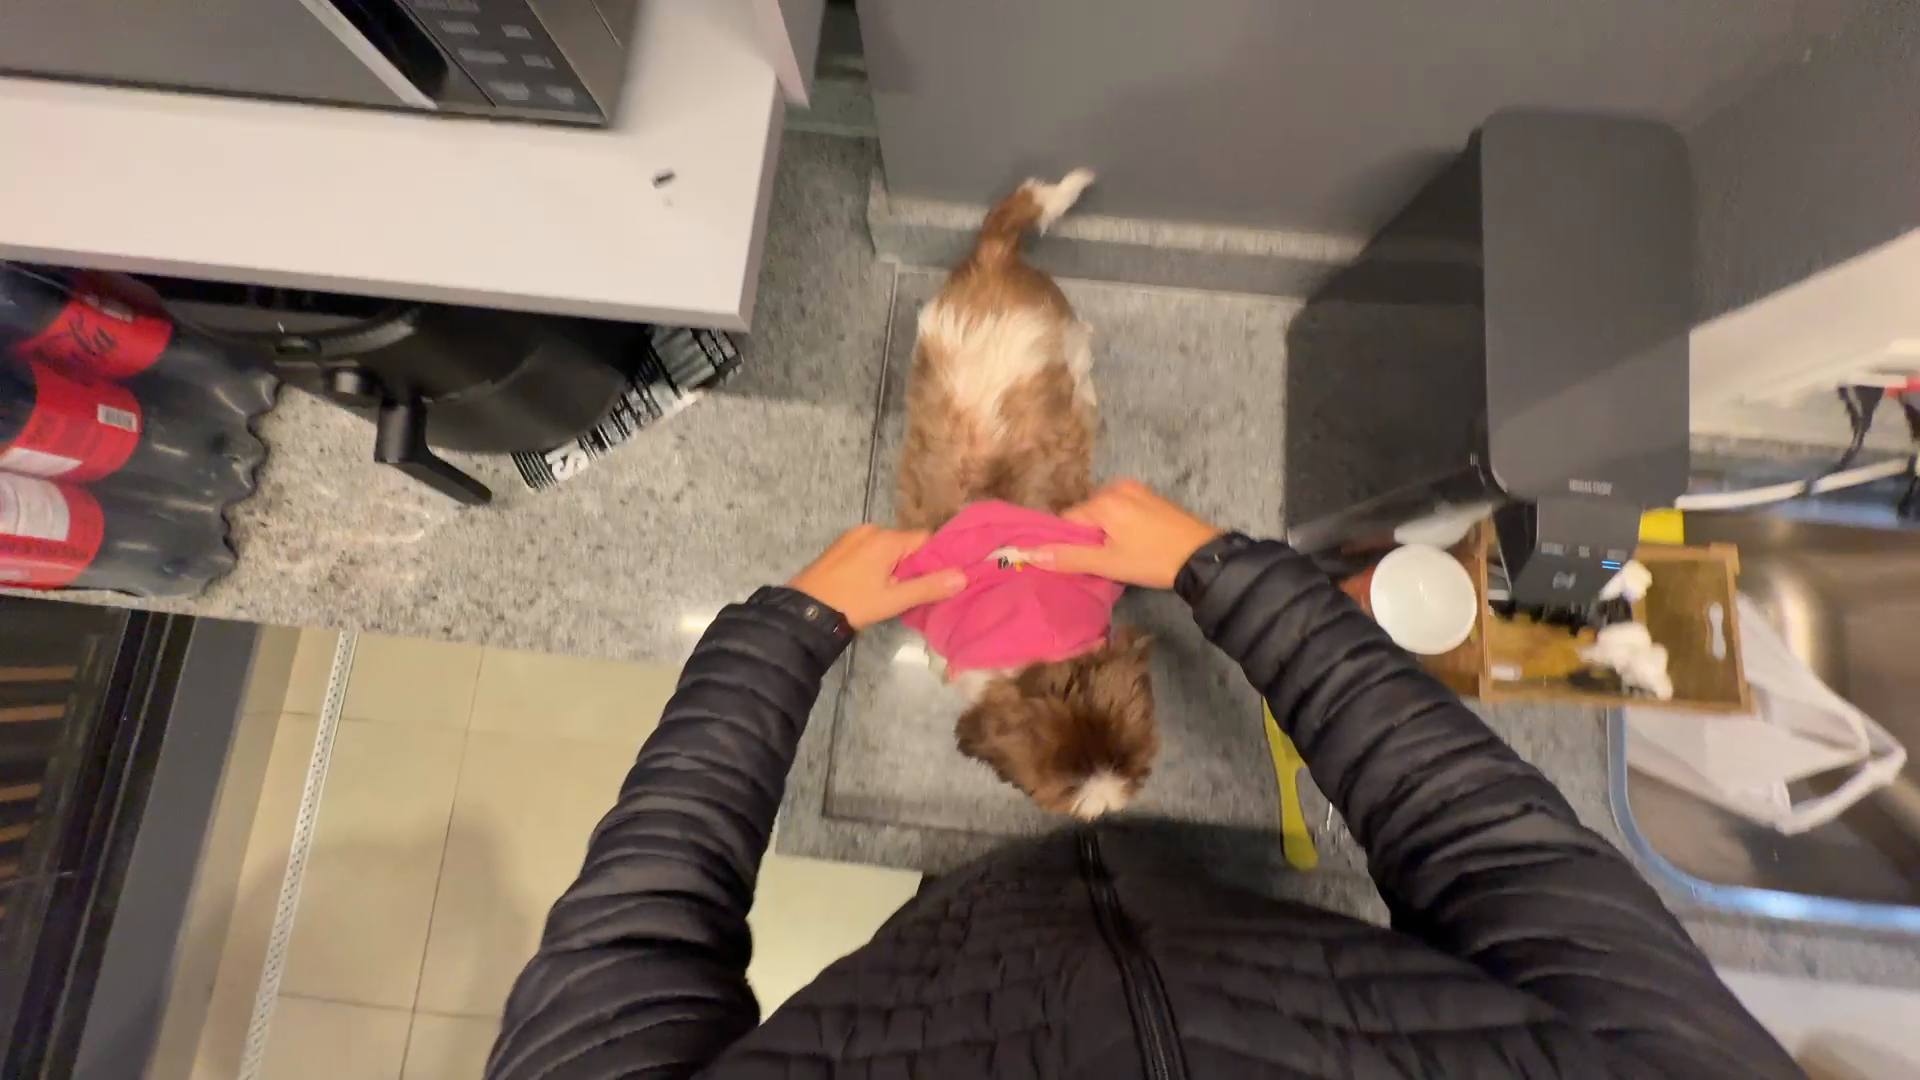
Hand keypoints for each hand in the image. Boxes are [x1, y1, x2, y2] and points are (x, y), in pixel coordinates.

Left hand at [788, 525, 966, 629]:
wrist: (804, 612)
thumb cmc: (852, 604)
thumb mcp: (894, 600)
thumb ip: (929, 587)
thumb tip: (964, 576)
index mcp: (887, 539)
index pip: (926, 540)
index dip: (937, 560)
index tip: (940, 581)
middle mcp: (871, 530)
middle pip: (907, 544)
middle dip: (914, 565)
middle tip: (912, 592)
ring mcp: (852, 536)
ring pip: (888, 548)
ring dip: (895, 567)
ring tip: (890, 593)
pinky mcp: (840, 547)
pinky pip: (870, 551)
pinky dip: (877, 565)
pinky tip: (871, 586)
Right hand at [1030, 479, 1222, 588]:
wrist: (1204, 558)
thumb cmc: (1153, 560)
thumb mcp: (1108, 564)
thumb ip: (1068, 558)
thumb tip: (1029, 553)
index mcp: (1104, 501)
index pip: (1067, 521)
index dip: (1068, 543)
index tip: (1079, 562)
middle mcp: (1117, 487)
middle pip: (1085, 515)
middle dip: (1088, 538)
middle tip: (1103, 561)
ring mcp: (1137, 490)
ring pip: (1104, 513)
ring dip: (1105, 533)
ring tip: (1120, 555)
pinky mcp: (1152, 498)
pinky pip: (1122, 510)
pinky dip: (1120, 526)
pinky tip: (1134, 544)